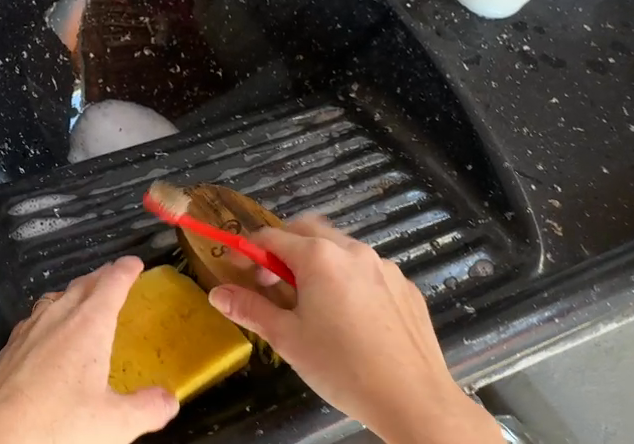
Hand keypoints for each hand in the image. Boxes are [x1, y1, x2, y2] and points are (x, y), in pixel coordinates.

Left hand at [0, 256, 177, 443]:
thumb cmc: (56, 424)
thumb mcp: (116, 423)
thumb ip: (147, 408)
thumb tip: (167, 400)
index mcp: (89, 324)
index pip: (111, 284)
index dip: (125, 270)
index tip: (133, 263)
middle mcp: (58, 317)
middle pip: (83, 284)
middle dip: (101, 276)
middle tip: (114, 274)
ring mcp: (31, 328)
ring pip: (57, 297)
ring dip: (74, 292)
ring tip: (83, 297)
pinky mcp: (11, 346)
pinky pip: (35, 317)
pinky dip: (50, 313)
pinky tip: (48, 331)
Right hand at [205, 216, 502, 443]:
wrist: (416, 402)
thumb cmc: (344, 368)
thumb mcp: (287, 339)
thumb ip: (250, 309)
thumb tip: (217, 294)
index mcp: (318, 256)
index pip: (270, 236)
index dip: (249, 251)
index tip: (239, 270)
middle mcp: (351, 250)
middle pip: (306, 230)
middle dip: (284, 248)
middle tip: (273, 281)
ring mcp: (383, 266)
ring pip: (339, 248)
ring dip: (318, 262)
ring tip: (313, 302)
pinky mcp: (405, 286)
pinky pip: (368, 270)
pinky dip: (350, 280)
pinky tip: (351, 316)